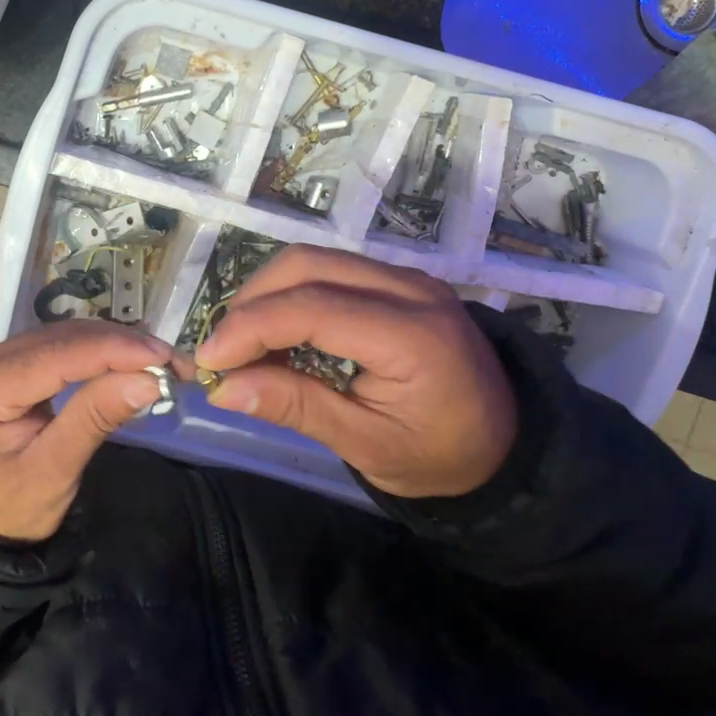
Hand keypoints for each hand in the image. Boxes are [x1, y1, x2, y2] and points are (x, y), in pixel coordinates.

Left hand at [0, 321, 170, 541]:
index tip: (165, 358)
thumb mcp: (54, 472)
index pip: (55, 355)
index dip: (113, 350)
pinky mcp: (1, 362)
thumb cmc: (9, 508)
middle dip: (120, 346)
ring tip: (158, 362)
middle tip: (173, 364)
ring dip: (112, 345)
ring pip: (59, 337)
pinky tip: (126, 357)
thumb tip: (148, 380)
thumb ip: (94, 419)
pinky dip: (93, 351)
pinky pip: (52, 346)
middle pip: (58, 340)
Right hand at [194, 245, 517, 498]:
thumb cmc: (440, 456)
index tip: (208, 360)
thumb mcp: (368, 446)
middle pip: (307, 266)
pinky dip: (290, 293)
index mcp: (414, 336)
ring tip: (245, 342)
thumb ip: (297, 407)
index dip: (249, 328)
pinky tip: (277, 331)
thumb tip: (223, 388)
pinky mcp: (398, 279)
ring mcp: (406, 278)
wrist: (508, 445)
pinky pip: (330, 268)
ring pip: (314, 259)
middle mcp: (411, 290)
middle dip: (251, 302)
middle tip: (223, 351)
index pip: (312, 308)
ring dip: (267, 293)